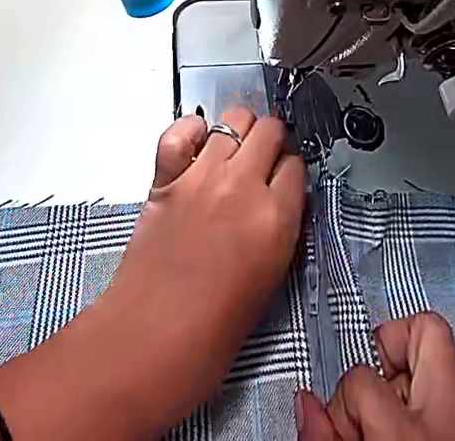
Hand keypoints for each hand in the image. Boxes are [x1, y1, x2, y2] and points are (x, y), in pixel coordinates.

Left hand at [82, 108, 307, 433]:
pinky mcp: (167, 176)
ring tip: (233, 145)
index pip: (297, 166)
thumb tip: (279, 199)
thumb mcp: (271, 276)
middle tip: (264, 152)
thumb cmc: (214, 324)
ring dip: (238, 129)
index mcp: (277, 218)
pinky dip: (191, 128)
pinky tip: (197, 140)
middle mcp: (242, 187)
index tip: (285, 173)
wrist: (157, 334)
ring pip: (233, 119)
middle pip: (269, 130)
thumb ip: (279, 227)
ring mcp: (202, 176)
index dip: (291, 168)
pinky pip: (181, 131)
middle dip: (271, 138)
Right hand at [294, 312, 454, 440]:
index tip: (338, 418)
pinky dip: (431, 395)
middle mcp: (451, 423)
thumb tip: (306, 403)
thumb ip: (323, 435)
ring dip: (413, 373)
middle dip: (390, 347)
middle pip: (428, 329)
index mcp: (411, 433)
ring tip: (390, 407)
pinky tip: (411, 422)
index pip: (361, 374)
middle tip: (371, 385)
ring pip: (447, 358)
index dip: (343, 393)